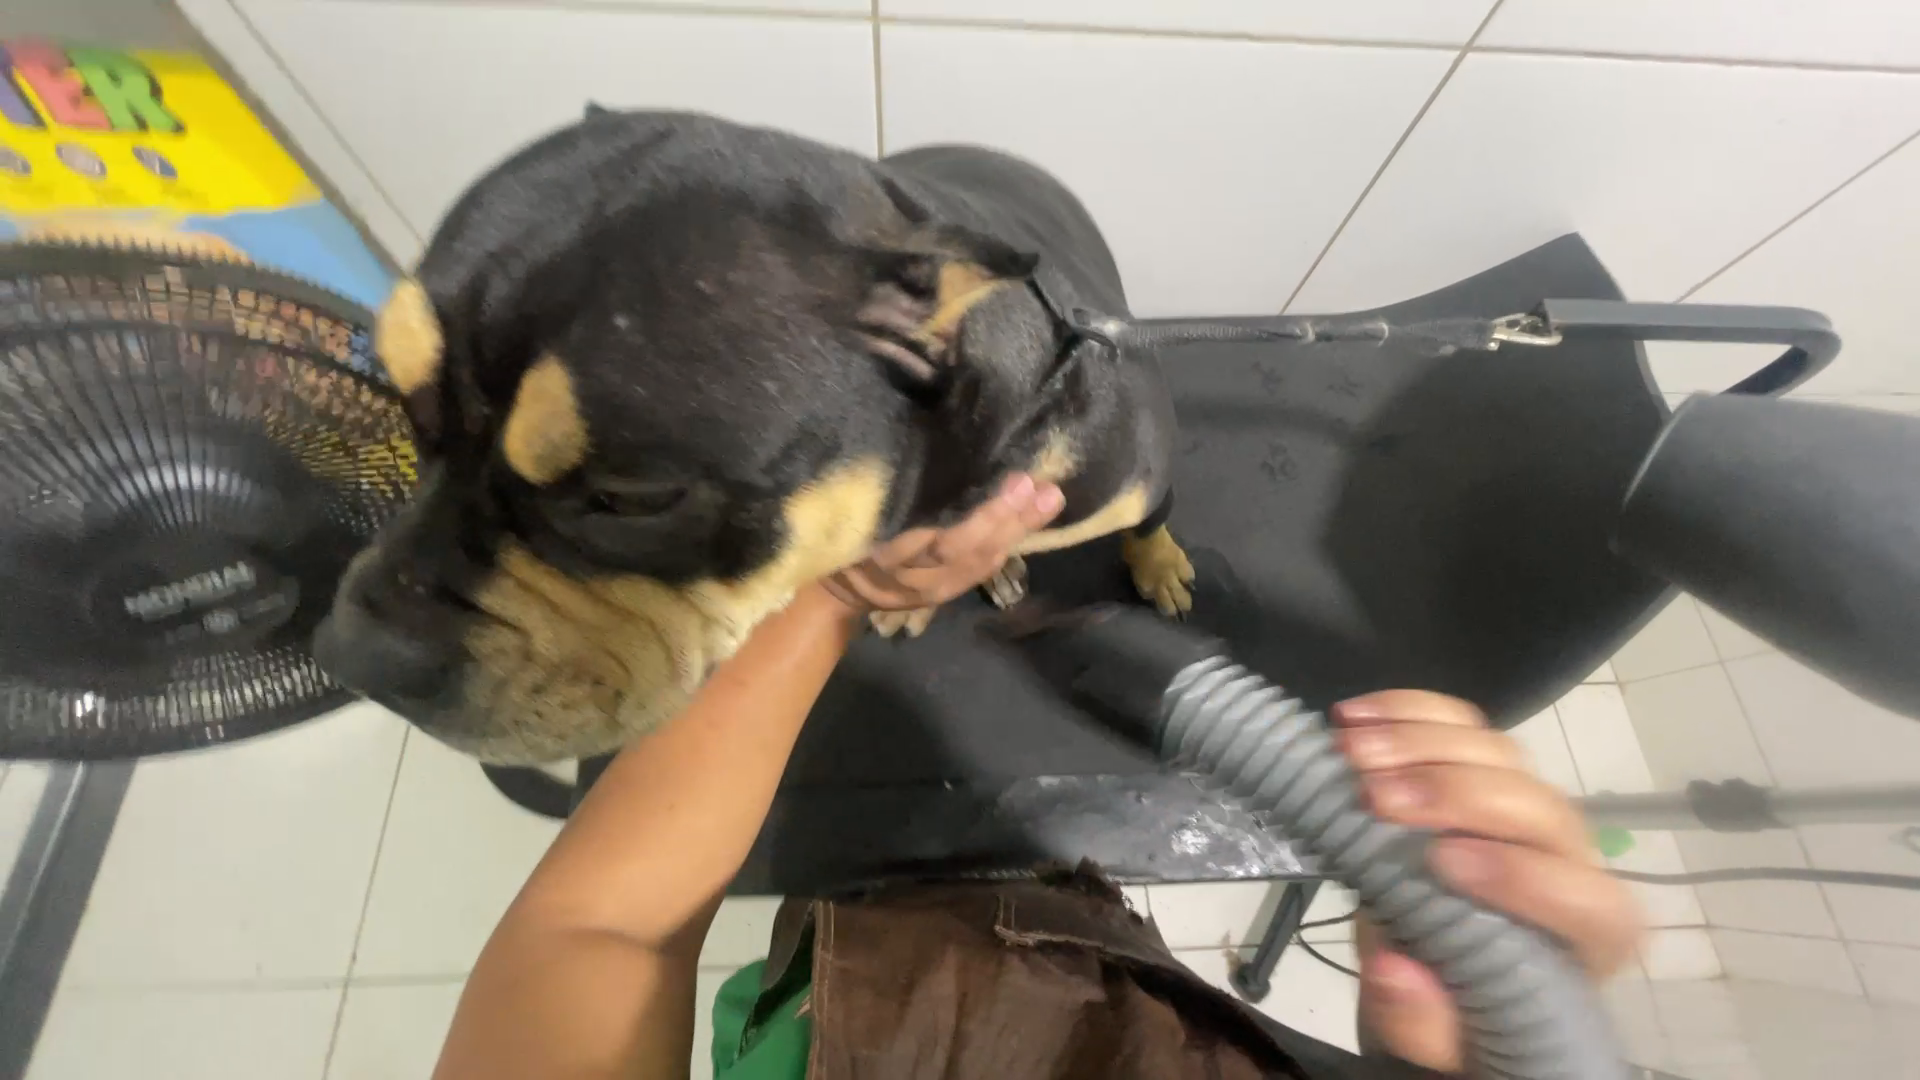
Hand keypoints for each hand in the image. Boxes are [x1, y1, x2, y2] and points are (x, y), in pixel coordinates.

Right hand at [820, 473, 1063, 615]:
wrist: (837, 589)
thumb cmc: (846, 524)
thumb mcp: (856, 501)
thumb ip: (894, 479)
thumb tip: (938, 427)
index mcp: (871, 538)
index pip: (921, 522)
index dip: (962, 505)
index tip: (997, 473)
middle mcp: (899, 568)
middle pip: (954, 544)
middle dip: (996, 515)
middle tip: (1031, 482)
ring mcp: (922, 587)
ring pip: (974, 560)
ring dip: (1014, 530)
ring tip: (1048, 498)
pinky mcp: (939, 596)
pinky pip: (977, 572)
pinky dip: (1005, 547)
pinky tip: (1032, 522)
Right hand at [1333, 690, 1643, 1073]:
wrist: (1433, 952)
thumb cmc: (1450, 1004)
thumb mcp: (1432, 1041)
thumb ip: (1423, 1024)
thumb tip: (1396, 969)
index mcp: (1581, 937)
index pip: (1587, 901)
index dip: (1525, 877)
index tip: (1440, 864)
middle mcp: (1564, 857)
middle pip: (1534, 806)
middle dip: (1453, 793)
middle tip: (1372, 793)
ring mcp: (1515, 800)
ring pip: (1494, 749)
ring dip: (1418, 739)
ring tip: (1350, 747)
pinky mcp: (1467, 763)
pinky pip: (1452, 719)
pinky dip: (1402, 708)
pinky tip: (1351, 714)